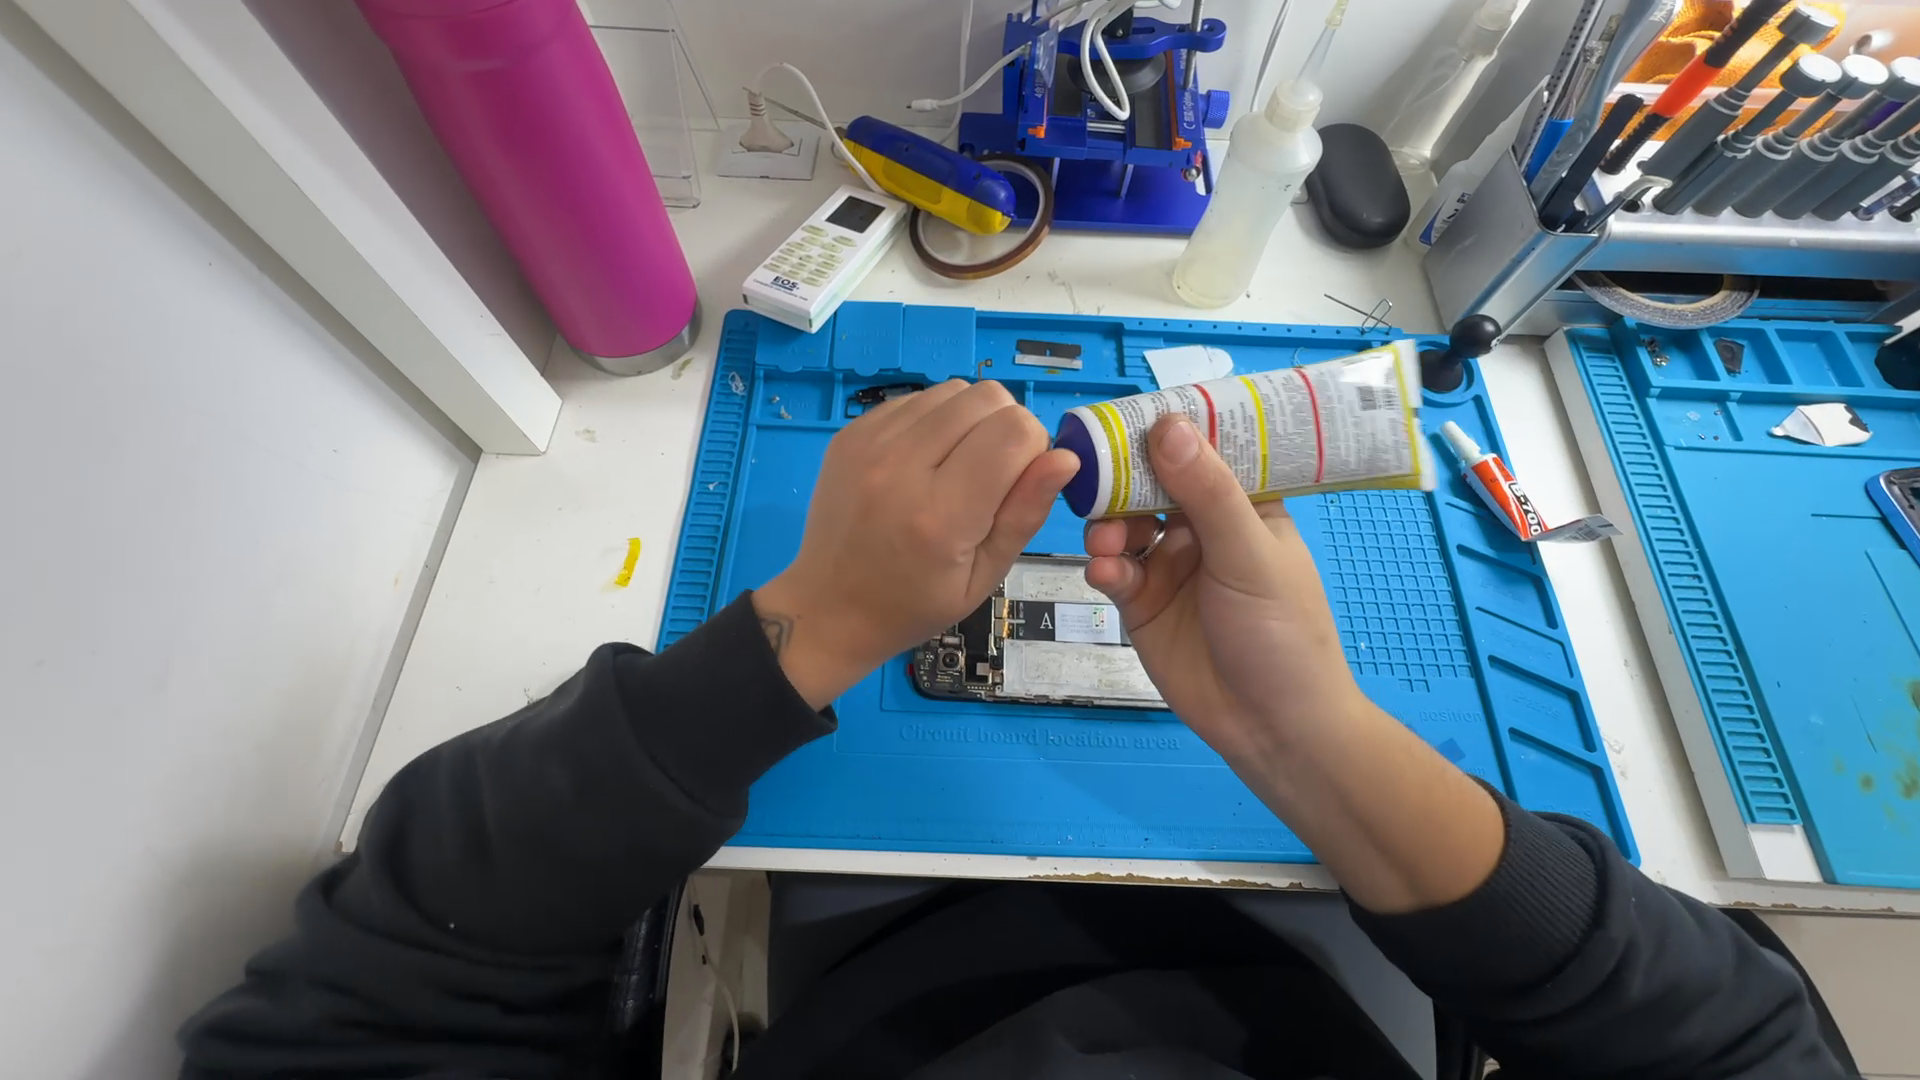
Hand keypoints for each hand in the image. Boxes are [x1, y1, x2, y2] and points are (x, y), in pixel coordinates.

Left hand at [756, 380, 1079, 708]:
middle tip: (990, 475)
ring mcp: (869, 443)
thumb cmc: (914, 604)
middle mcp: (902, 466)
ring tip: (955, 467)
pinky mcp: (851, 432)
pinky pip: (917, 399)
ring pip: (953, 390)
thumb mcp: (983, 577)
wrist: (829, 607)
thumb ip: (1025, 514)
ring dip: (970, 420)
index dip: (1033, 449)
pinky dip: (935, 420)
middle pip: (987, 397)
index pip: (1015, 431)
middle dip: (1006, 427)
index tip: (1019, 482)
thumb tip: (1065, 457)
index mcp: (941, 515)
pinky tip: (923, 462)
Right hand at [1082, 414, 1366, 769]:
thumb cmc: (1281, 632)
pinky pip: (1112, 572)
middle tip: (1093, 479)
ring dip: (1107, 527)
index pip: (1200, 451)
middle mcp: (1201, 528)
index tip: (1123, 416)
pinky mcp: (1140, 603)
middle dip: (1121, 483)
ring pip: (1122, 526)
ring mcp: (1168, 565)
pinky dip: (1103, 568)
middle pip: (1149, 485)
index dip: (1164, 431)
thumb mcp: (1249, 554)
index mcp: (1242, 505)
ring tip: (1107, 544)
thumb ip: (1207, 492)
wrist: (1269, 726)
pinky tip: (1105, 576)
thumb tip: (1167, 426)